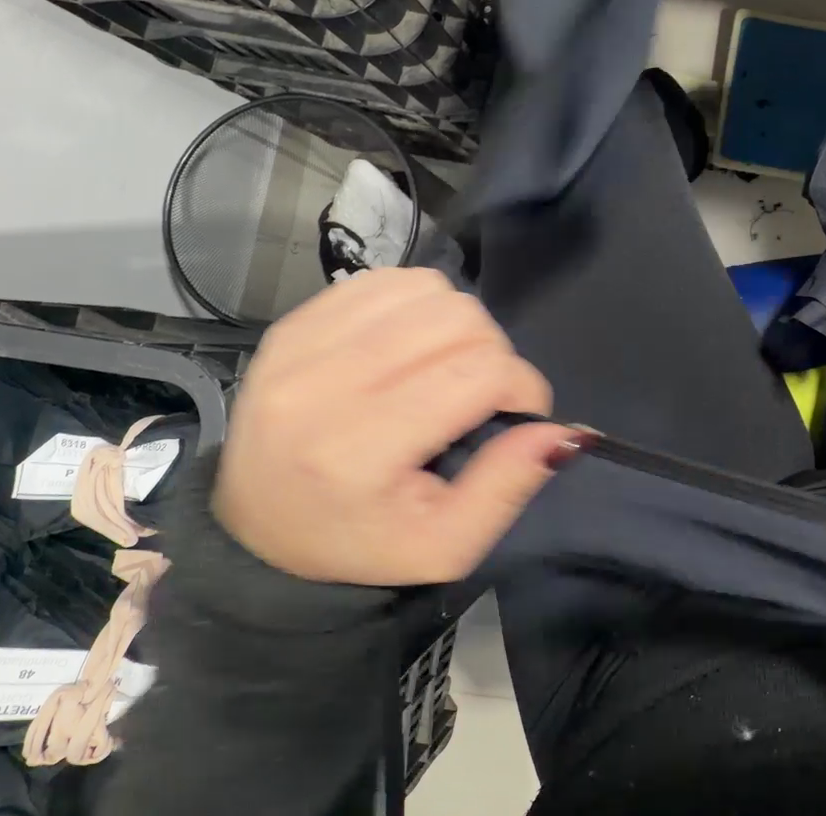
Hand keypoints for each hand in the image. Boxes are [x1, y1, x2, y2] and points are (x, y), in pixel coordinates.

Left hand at [214, 268, 579, 586]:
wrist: (261, 533)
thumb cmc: (364, 543)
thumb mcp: (447, 545)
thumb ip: (508, 487)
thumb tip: (564, 431)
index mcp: (357, 452)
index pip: (477, 374)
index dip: (523, 386)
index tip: (521, 412)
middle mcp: (320, 387)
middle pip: (457, 320)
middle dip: (494, 352)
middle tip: (483, 392)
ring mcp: (299, 347)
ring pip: (425, 289)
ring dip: (458, 324)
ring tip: (447, 366)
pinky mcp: (291, 325)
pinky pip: (384, 281)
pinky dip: (417, 305)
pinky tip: (412, 345)